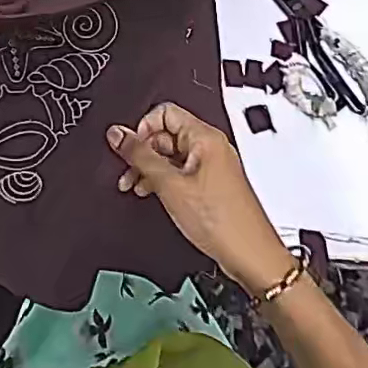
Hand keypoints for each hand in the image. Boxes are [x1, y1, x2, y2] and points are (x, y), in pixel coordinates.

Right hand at [107, 102, 297, 295]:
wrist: (249, 255)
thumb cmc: (222, 222)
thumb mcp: (169, 184)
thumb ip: (140, 156)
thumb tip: (118, 134)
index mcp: (204, 137)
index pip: (163, 112)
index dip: (142, 129)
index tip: (130, 149)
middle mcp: (210, 146)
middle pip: (165, 134)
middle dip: (143, 152)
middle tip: (130, 171)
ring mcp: (211, 164)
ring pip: (170, 154)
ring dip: (150, 168)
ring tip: (139, 185)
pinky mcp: (211, 182)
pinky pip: (180, 170)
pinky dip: (163, 179)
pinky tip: (155, 193)